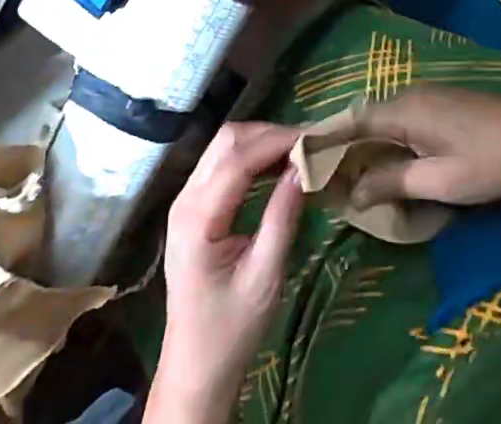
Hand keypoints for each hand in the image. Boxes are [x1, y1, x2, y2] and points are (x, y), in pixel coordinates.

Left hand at [147, 122, 306, 423]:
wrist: (196, 366)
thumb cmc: (232, 328)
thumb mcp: (265, 277)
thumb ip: (282, 218)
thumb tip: (304, 167)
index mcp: (198, 217)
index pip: (237, 159)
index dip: (276, 141)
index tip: (315, 139)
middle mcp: (185, 199)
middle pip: (226, 141)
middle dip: (269, 134)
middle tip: (310, 143)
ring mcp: (185, 201)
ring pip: (222, 148)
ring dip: (260, 142)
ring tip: (299, 151)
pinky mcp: (193, 207)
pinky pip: (220, 164)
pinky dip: (250, 156)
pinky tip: (277, 166)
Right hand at [336, 88, 500, 207]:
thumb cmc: (490, 161)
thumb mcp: (440, 181)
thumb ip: (393, 183)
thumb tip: (353, 193)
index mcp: (402, 111)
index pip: (350, 122)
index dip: (325, 139)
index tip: (301, 158)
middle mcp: (408, 96)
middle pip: (363, 119)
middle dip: (343, 146)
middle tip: (324, 177)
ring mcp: (427, 97)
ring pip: (383, 120)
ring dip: (366, 144)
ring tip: (350, 174)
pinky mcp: (442, 104)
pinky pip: (401, 120)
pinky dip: (386, 140)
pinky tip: (389, 161)